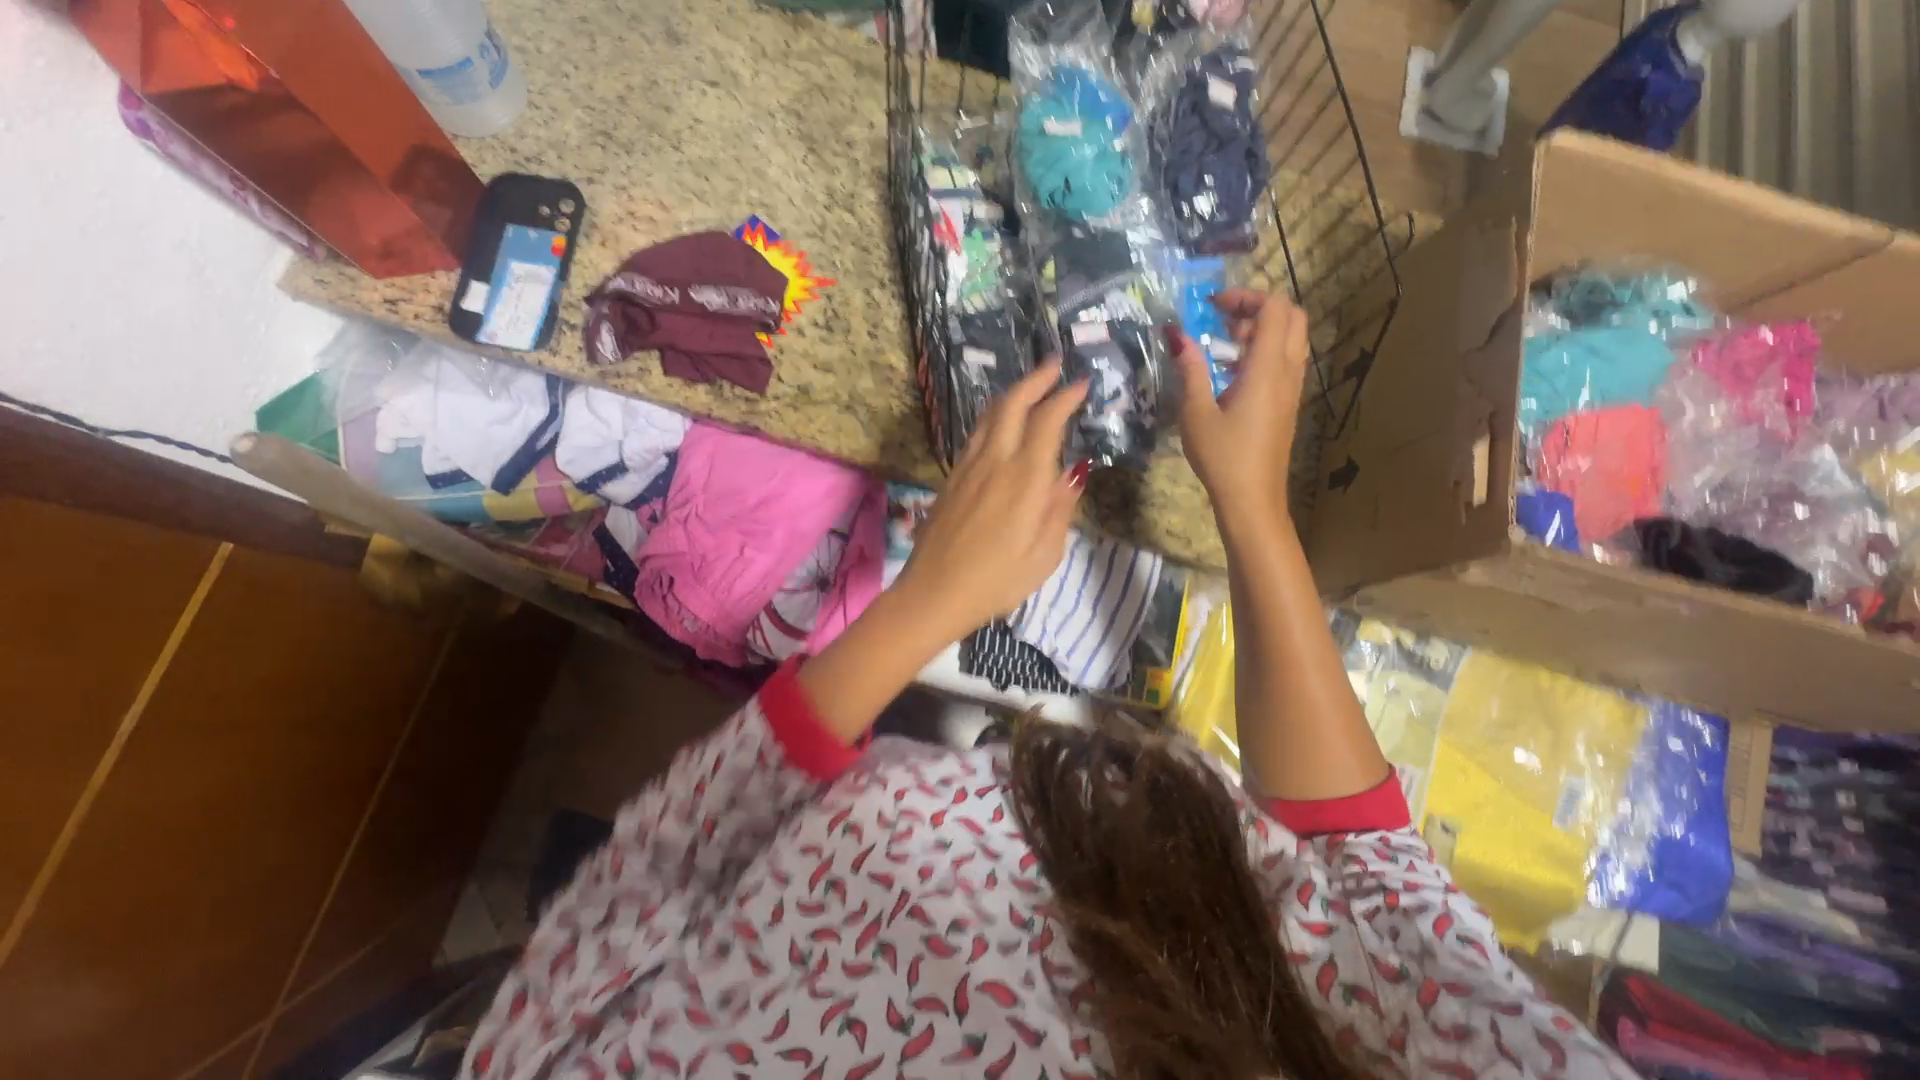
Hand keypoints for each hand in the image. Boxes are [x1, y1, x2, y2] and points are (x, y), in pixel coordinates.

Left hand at [894, 360, 1087, 641]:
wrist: (934, 593)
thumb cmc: (996, 582)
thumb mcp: (1044, 555)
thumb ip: (1059, 509)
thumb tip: (1070, 475)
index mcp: (1024, 478)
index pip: (1047, 421)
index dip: (1065, 397)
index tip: (1081, 383)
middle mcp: (995, 461)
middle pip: (1012, 404)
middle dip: (1035, 379)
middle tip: (1054, 365)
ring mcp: (968, 467)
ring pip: (989, 415)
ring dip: (1012, 394)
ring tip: (1030, 387)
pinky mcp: (951, 479)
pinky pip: (976, 435)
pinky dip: (994, 417)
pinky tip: (1001, 424)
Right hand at [1169, 288, 1309, 521]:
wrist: (1252, 499)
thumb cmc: (1222, 457)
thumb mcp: (1196, 413)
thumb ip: (1189, 369)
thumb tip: (1176, 335)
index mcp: (1267, 369)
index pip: (1274, 309)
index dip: (1246, 297)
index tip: (1212, 306)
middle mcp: (1288, 372)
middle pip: (1292, 316)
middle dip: (1258, 307)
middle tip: (1223, 319)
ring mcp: (1292, 389)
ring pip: (1291, 339)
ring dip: (1262, 330)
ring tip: (1225, 344)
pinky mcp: (1287, 403)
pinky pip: (1285, 361)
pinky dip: (1264, 351)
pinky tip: (1233, 372)